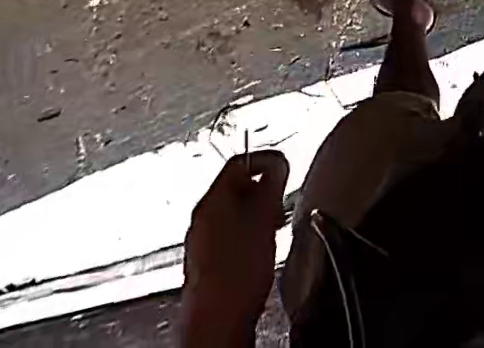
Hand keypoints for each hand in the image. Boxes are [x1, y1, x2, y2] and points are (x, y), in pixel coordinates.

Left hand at [181, 150, 288, 346]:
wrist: (216, 325)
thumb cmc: (236, 276)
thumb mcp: (265, 218)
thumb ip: (273, 185)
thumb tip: (278, 163)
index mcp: (212, 200)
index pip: (239, 162)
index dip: (264, 159)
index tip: (282, 164)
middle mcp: (202, 217)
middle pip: (235, 186)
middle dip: (262, 188)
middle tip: (280, 197)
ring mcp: (201, 241)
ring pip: (232, 210)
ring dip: (256, 211)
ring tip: (273, 224)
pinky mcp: (206, 263)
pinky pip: (229, 234)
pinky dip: (247, 232)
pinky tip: (259, 249)